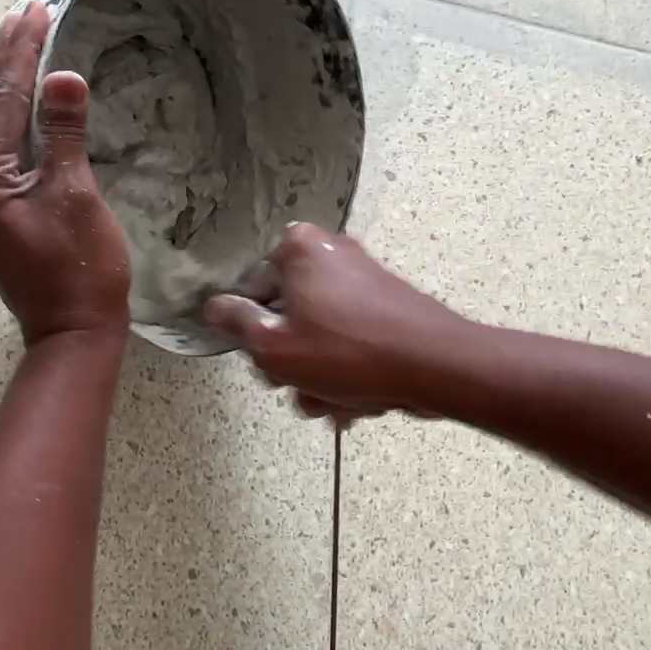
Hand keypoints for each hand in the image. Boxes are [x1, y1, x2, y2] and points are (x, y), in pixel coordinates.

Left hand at [0, 2, 130, 345]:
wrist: (71, 330)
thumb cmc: (82, 270)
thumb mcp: (78, 196)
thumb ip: (64, 133)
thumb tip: (62, 76)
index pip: (0, 101)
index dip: (19, 54)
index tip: (38, 13)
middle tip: (21, 23)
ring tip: (12, 49)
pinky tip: (10, 103)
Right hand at [203, 223, 463, 421]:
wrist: (437, 367)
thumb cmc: (346, 353)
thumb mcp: (272, 345)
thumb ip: (235, 323)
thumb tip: (213, 306)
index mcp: (298, 248)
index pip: (251, 289)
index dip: (252, 332)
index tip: (264, 362)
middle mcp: (331, 252)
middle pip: (287, 312)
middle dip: (290, 358)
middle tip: (296, 385)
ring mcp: (363, 278)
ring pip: (319, 333)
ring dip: (317, 373)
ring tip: (331, 402)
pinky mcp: (388, 306)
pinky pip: (350, 339)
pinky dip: (347, 368)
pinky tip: (354, 401)